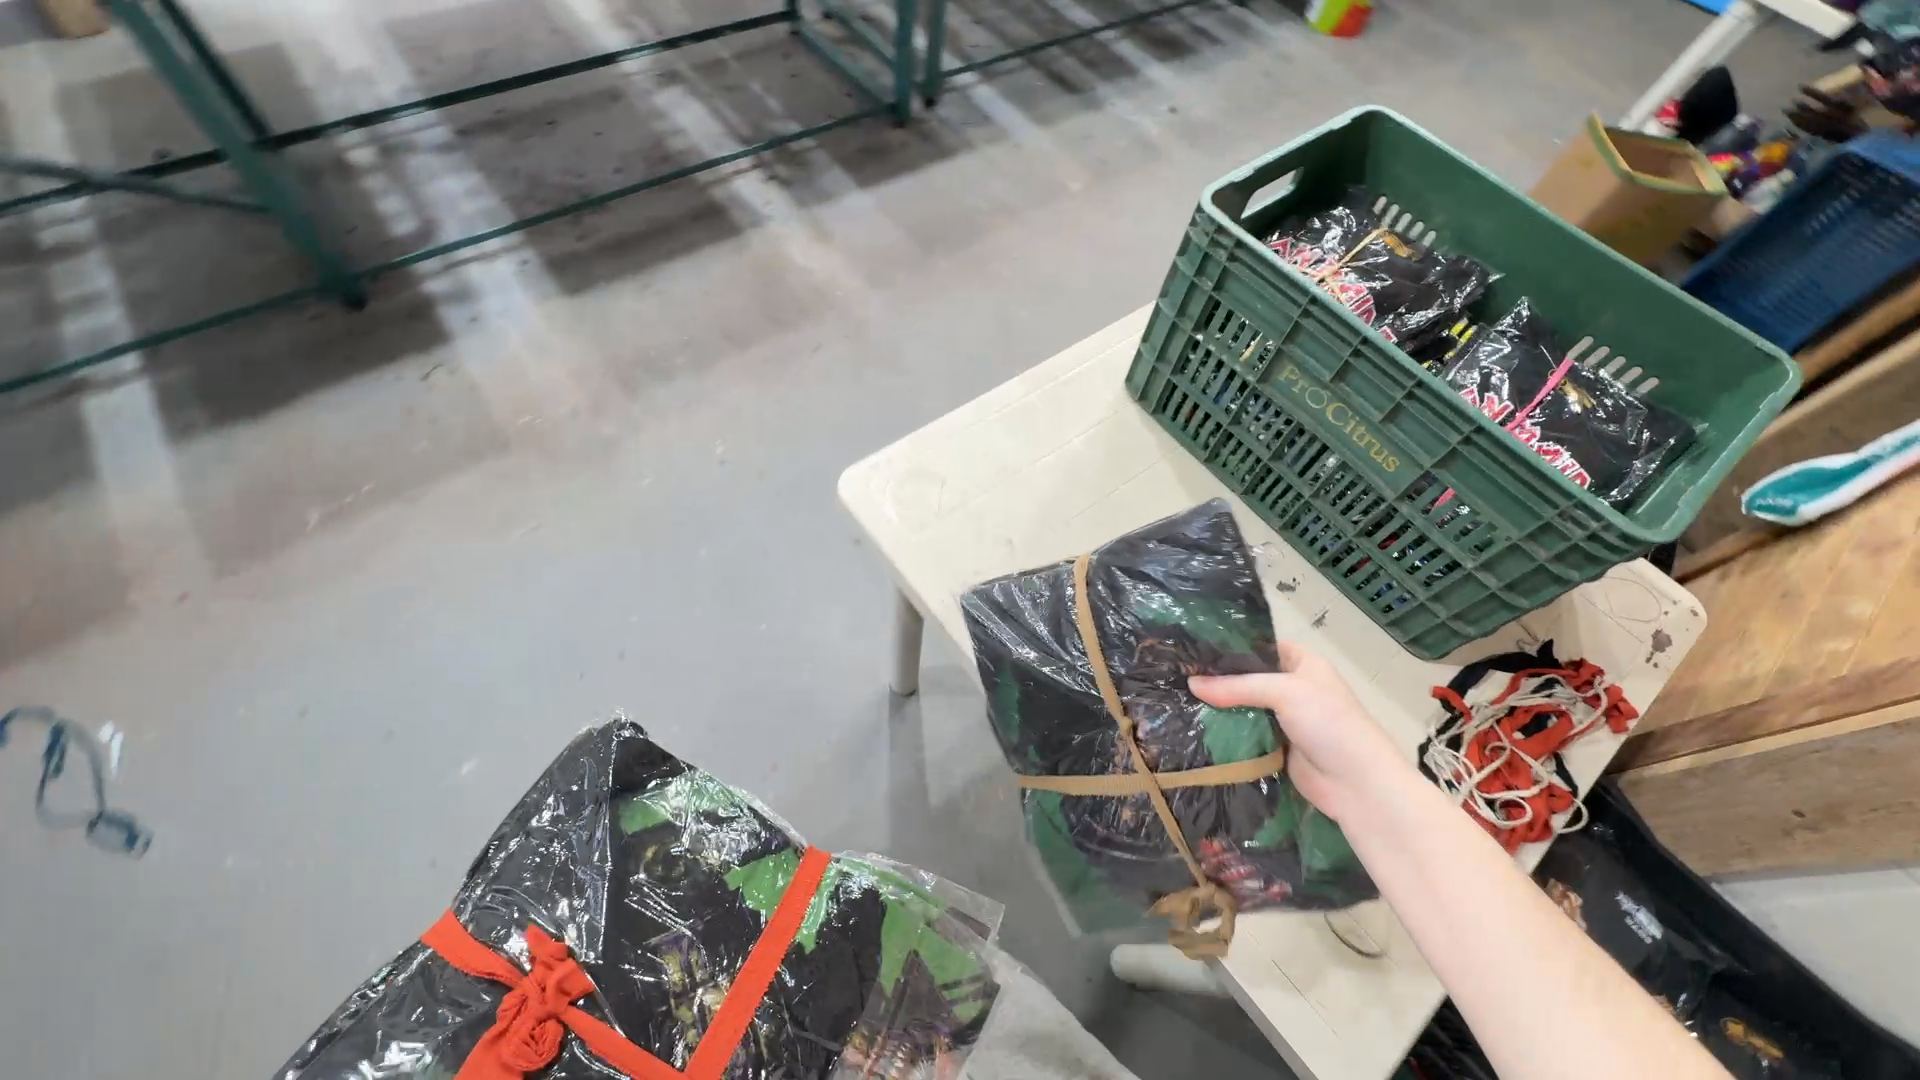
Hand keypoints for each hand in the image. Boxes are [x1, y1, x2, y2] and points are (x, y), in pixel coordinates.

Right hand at [1189, 643, 1406, 823]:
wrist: (1356, 784)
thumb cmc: (1329, 723)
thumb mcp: (1284, 692)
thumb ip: (1237, 686)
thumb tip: (1191, 684)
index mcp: (1303, 663)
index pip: (1261, 645)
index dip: (1231, 645)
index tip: (1194, 646)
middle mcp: (1292, 688)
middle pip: (1248, 678)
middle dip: (1218, 678)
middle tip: (1179, 674)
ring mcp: (1283, 719)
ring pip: (1243, 707)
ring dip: (1219, 707)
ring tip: (1179, 698)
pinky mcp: (1274, 747)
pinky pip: (1244, 734)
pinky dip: (1225, 732)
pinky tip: (1196, 726)